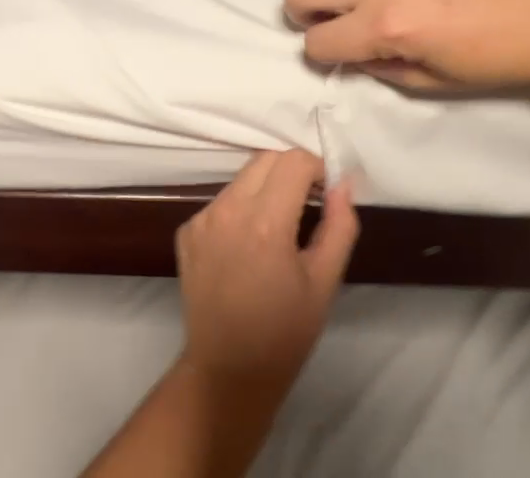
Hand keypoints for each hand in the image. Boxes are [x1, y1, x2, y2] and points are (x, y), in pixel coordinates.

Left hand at [175, 150, 358, 386]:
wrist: (229, 368)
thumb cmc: (286, 331)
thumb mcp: (324, 281)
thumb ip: (339, 225)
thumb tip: (343, 183)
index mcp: (264, 222)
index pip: (293, 161)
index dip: (317, 168)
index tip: (329, 191)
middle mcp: (226, 210)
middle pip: (264, 160)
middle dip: (292, 171)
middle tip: (311, 202)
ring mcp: (200, 219)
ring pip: (240, 179)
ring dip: (266, 189)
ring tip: (282, 226)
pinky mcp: (186, 231)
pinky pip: (220, 203)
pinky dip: (241, 209)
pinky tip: (251, 246)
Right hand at [282, 0, 529, 90]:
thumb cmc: (503, 59)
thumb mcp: (435, 82)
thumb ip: (379, 68)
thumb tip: (353, 54)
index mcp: (387, 24)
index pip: (316, 40)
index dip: (324, 56)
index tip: (347, 57)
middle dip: (307, 14)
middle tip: (338, 25)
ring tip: (367, 0)